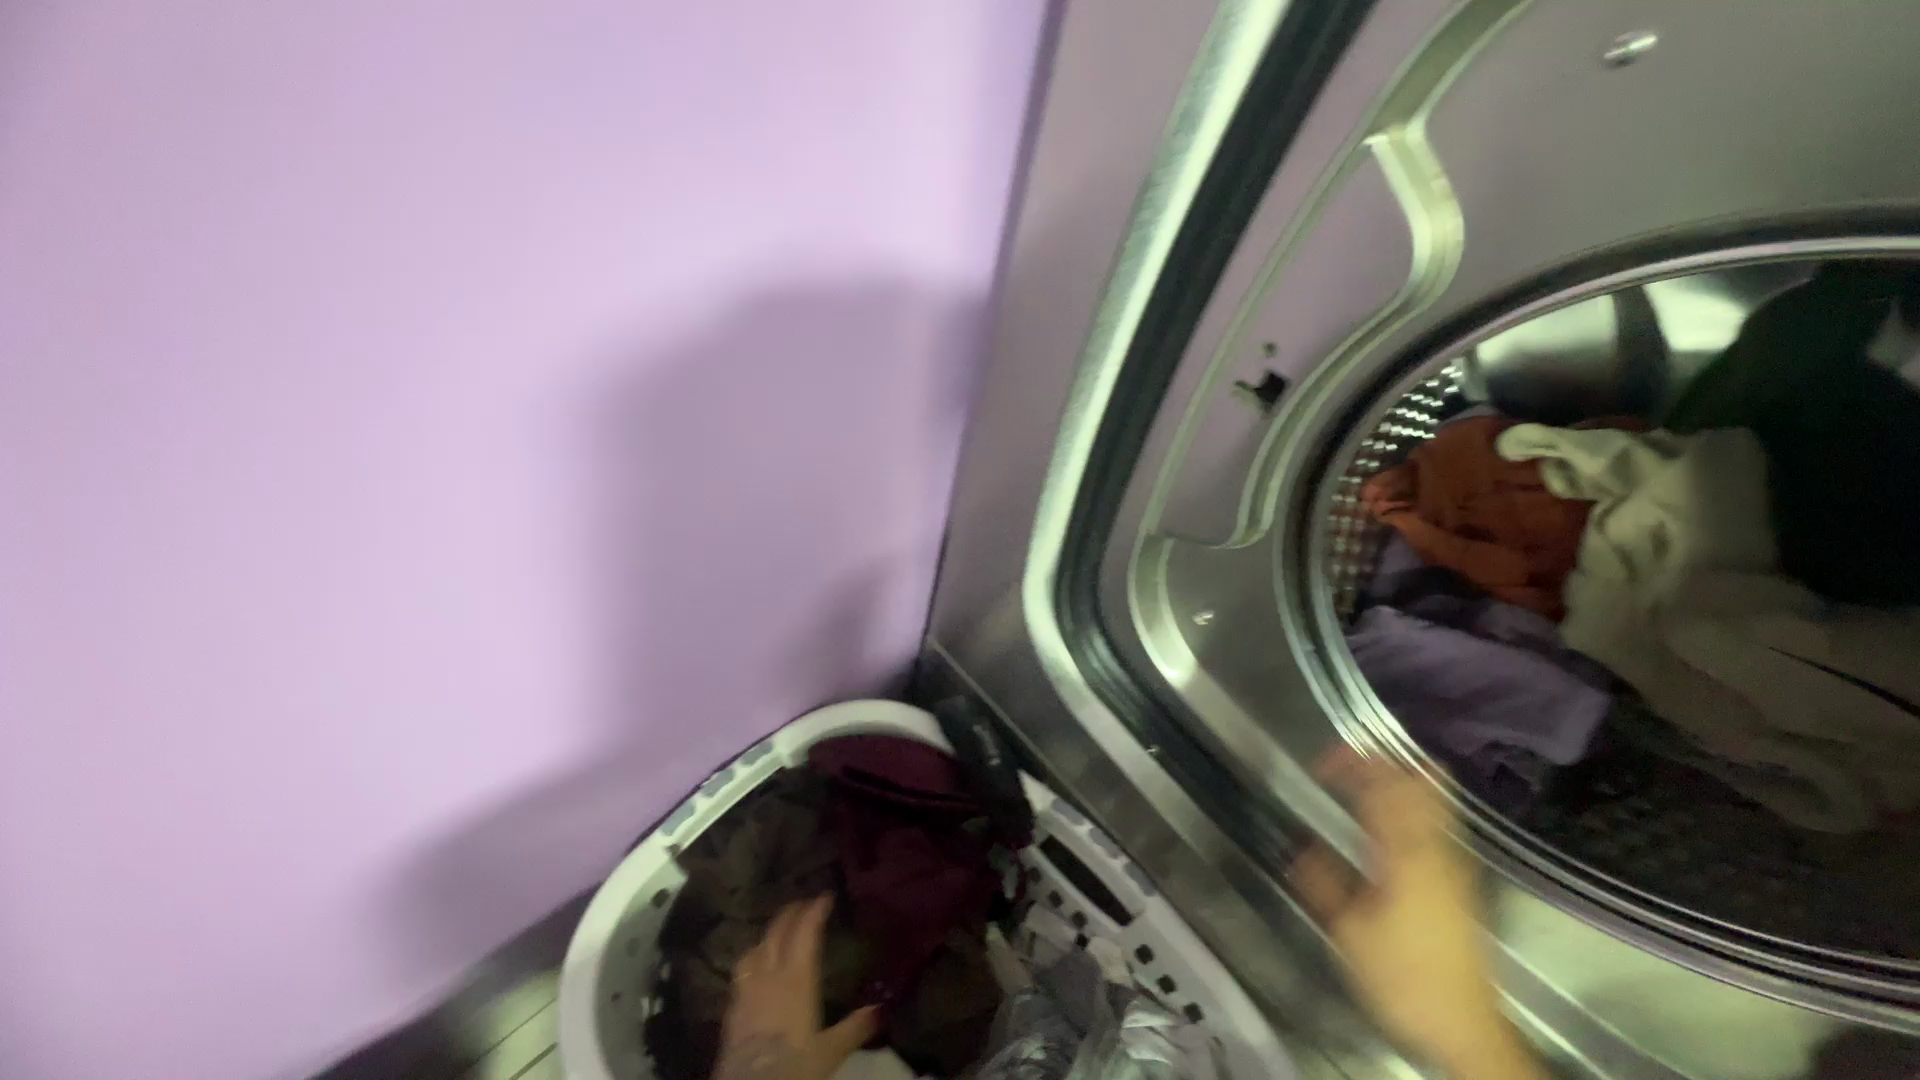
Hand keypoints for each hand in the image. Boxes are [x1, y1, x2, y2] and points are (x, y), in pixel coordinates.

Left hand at [714, 896, 877, 1079]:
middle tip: (804, 904)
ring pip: (756, 948)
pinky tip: (755, 966)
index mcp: (798, 978)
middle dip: (791, 913)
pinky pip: (741, 971)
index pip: (805, 932)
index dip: (814, 910)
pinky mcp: (733, 1007)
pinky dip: (752, 958)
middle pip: (777, 932)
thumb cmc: (794, 1065)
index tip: (825, 896)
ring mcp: (748, 989)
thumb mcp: (830, 1050)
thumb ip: (855, 1027)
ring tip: (778, 931)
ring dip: (769, 933)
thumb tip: (881, 1008)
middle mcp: (770, 975)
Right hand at [1291, 753, 1542, 1079]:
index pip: (1382, 791)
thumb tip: (1302, 846)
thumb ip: (1323, 883)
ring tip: (1371, 775)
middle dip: (1386, 762)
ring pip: (1435, 803)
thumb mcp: (1347, 933)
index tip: (1324, 760)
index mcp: (1405, 857)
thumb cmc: (1403, 980)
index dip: (1355, 765)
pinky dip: (1417, 805)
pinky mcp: (1461, 885)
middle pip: (1421, 786)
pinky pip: (1439, 825)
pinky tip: (1396, 817)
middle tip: (1351, 756)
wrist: (1465, 1030)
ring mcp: (1455, 867)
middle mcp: (1436, 852)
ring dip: (1403, 780)